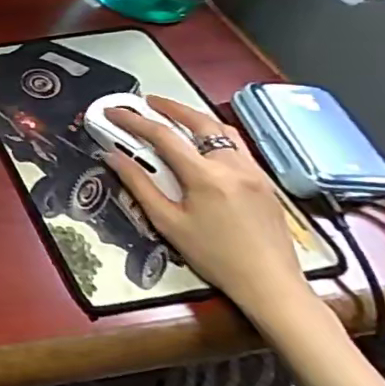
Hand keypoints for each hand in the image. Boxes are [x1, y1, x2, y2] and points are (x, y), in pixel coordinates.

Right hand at [102, 95, 313, 322]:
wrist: (270, 284)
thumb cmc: (214, 257)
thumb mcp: (167, 222)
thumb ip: (139, 185)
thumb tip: (114, 157)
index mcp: (206, 177)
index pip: (163, 136)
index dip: (134, 120)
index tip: (115, 112)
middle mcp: (233, 166)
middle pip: (199, 122)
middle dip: (170, 107)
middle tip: (147, 102)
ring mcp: (254, 172)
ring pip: (223, 130)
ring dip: (195, 117)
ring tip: (174, 114)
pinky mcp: (265, 181)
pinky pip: (237, 146)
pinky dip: (215, 133)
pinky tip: (203, 141)